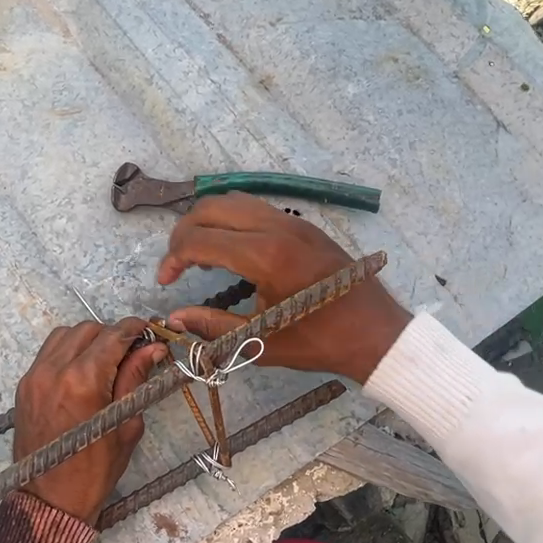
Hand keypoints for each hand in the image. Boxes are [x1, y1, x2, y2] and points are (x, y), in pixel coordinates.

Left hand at [13, 319, 167, 522]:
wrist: (51, 499)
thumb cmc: (95, 470)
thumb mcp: (125, 424)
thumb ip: (136, 379)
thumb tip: (153, 349)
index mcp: (84, 380)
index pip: (113, 335)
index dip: (135, 330)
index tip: (149, 333)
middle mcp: (55, 370)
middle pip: (89, 329)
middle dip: (113, 335)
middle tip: (131, 353)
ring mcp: (35, 376)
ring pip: (65, 335)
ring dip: (88, 339)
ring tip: (105, 361)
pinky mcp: (25, 385)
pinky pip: (48, 352)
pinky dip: (68, 351)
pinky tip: (82, 370)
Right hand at [157, 195, 409, 382]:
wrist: (376, 333)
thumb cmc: (319, 342)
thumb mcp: (260, 341)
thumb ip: (213, 325)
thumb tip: (173, 318)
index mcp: (266, 256)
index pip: (200, 239)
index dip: (173, 259)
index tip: (165, 282)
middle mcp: (277, 227)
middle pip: (211, 207)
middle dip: (183, 233)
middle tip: (176, 265)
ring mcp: (293, 222)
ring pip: (233, 201)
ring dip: (206, 221)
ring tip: (198, 255)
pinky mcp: (302, 225)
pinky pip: (255, 208)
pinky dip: (230, 220)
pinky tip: (228, 251)